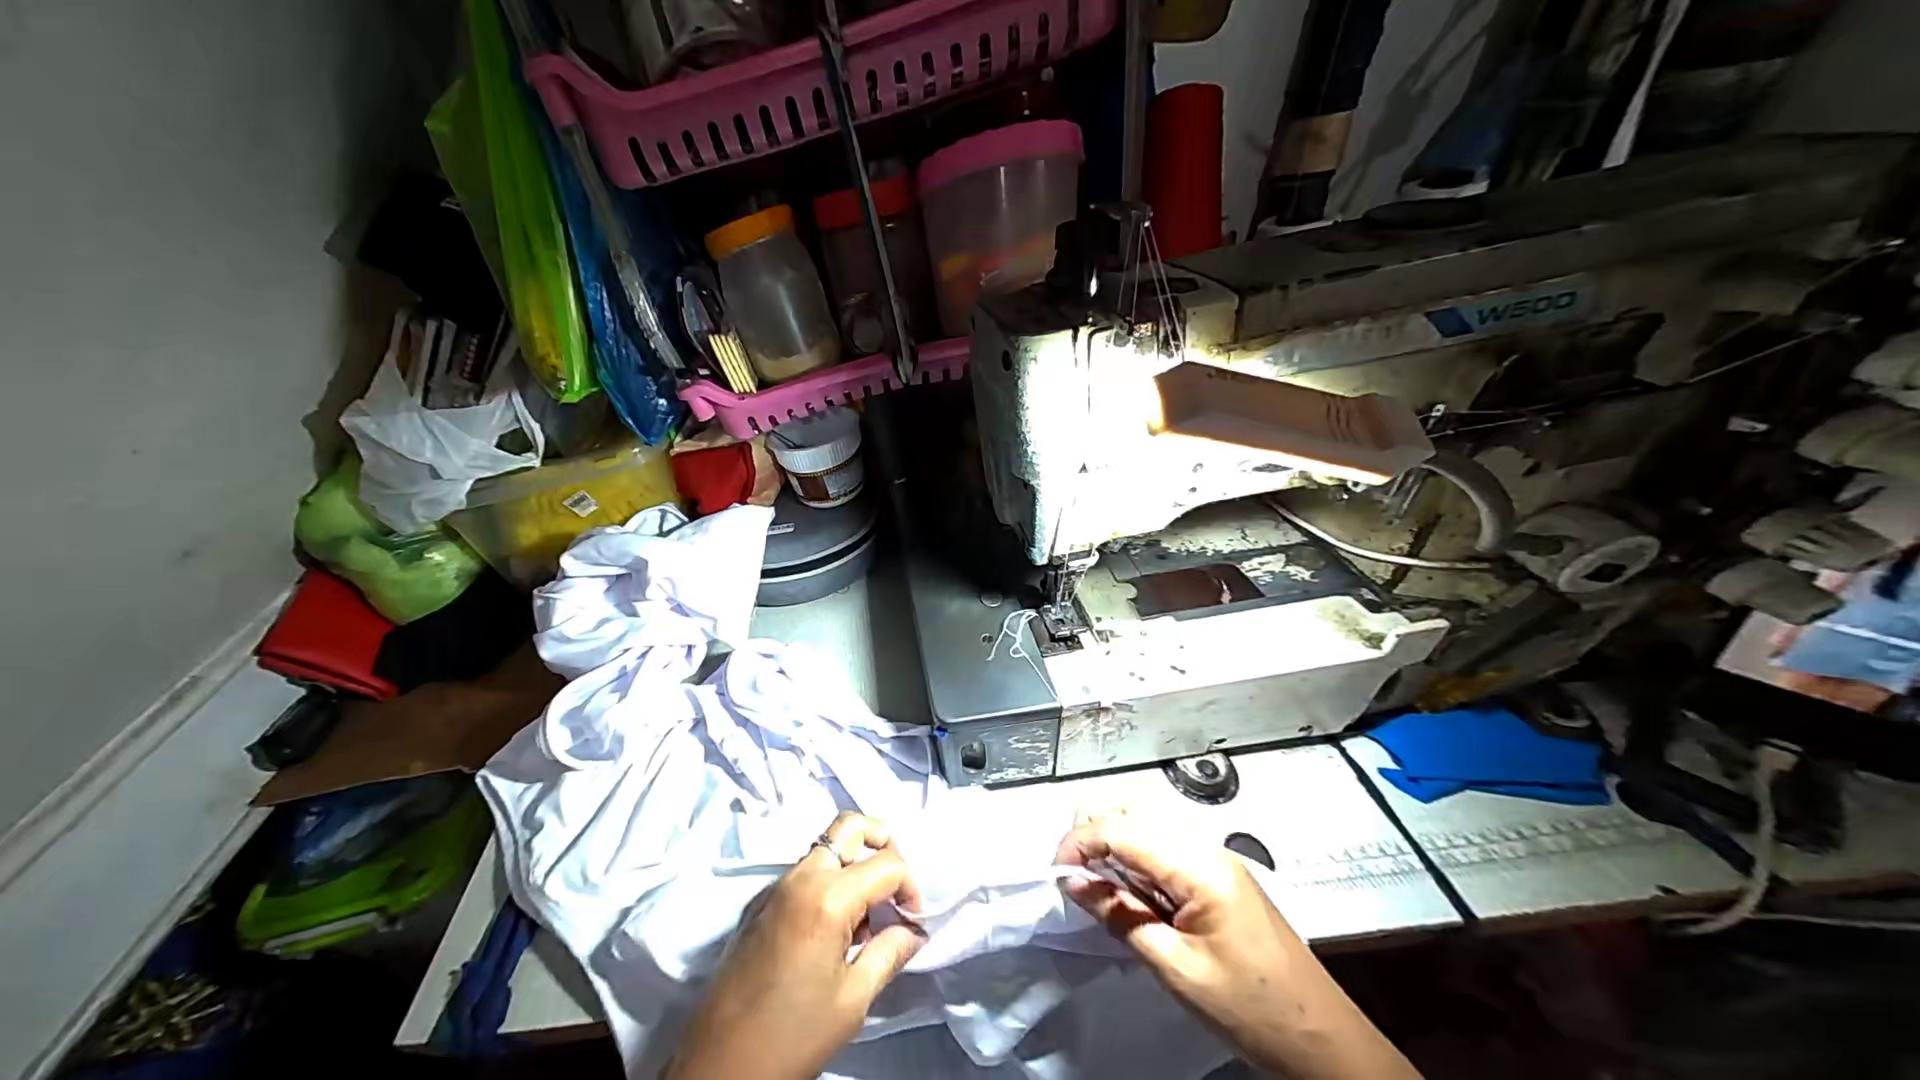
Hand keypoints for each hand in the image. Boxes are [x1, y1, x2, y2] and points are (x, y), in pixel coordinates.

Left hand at [667, 812, 926, 1079]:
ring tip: (866, 912)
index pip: (887, 863)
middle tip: (895, 885)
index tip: (912, 922)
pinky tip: (834, 926)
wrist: (717, 1068)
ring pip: (825, 846)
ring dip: (854, 862)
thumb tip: (912, 930)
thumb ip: (889, 952)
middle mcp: (799, 878)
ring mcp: (774, 887)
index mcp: (826, 897)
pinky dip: (828, 879)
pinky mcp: (758, 904)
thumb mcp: (853, 999)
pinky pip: (803, 871)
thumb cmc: (792, 1036)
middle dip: (883, 843)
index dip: (910, 887)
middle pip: (850, 826)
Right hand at [1056, 810, 1418, 1079]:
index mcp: (1200, 865)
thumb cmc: (1252, 1010)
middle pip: (1135, 816)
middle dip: (1095, 838)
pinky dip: (1138, 863)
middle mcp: (1208, 848)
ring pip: (1149, 829)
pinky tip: (1130, 894)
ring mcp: (1217, 859)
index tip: (1055, 872)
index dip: (1081, 843)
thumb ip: (1120, 916)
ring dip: (1115, 850)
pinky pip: (1166, 850)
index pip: (1123, 829)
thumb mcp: (1176, 968)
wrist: (1324, 1041)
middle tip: (1072, 879)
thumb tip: (1074, 882)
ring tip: (1096, 888)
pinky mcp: (1220, 876)